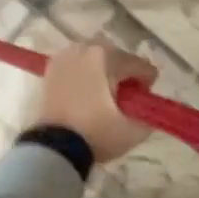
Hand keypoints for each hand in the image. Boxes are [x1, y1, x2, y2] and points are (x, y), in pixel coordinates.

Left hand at [33, 40, 156, 162]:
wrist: (54, 147)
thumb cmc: (96, 134)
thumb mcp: (133, 131)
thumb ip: (149, 116)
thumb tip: (148, 110)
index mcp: (106, 57)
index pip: (137, 64)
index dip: (147, 81)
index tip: (147, 99)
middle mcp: (84, 49)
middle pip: (114, 57)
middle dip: (124, 73)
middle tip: (127, 96)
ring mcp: (64, 58)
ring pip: (92, 59)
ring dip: (103, 72)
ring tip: (105, 95)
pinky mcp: (50, 71)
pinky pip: (74, 67)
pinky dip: (83, 76)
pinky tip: (87, 95)